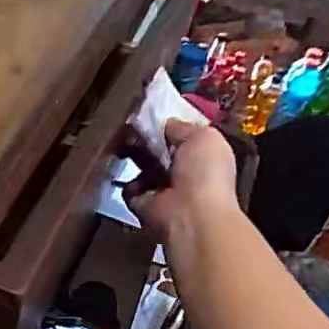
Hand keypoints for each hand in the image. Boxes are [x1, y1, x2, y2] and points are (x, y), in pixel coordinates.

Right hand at [126, 119, 238, 244]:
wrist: (190, 215)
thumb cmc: (203, 172)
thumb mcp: (202, 136)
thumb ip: (182, 127)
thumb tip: (164, 124)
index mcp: (202, 155)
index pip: (181, 135)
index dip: (166, 124)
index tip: (148, 114)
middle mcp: (183, 172)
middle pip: (159, 149)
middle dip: (146, 138)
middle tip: (131, 127)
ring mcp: (162, 190)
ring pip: (143, 167)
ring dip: (134, 157)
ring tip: (125, 146)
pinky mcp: (144, 205)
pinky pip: (130, 189)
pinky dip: (129, 184)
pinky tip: (129, 173)